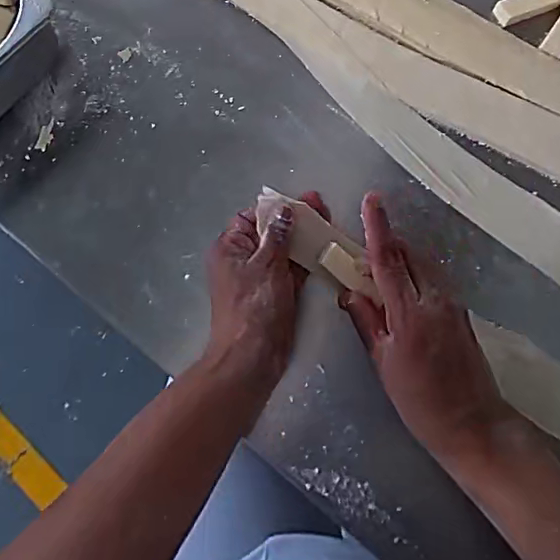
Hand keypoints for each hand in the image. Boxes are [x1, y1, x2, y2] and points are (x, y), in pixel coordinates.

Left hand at [199, 198, 308, 387]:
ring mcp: (264, 276)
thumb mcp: (265, 264)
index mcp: (230, 248)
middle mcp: (245, 259)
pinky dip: (309, 257)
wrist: (252, 358)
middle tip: (320, 204)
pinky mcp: (279, 291)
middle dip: (296, 218)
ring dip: (306, 235)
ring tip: (328, 218)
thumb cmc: (253, 307)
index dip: (276, 208)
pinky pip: (295, 267)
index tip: (300, 200)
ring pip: (286, 248)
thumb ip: (278, 234)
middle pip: (272, 231)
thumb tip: (285, 209)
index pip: (252, 217)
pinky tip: (326, 243)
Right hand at [338, 192, 515, 466]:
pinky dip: (414, 274)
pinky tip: (402, 292)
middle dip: (385, 242)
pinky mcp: (460, 309)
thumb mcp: (384, 365)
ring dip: (400, 258)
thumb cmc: (421, 403)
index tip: (371, 200)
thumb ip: (366, 322)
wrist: (475, 426)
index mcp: (409, 314)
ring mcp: (451, 302)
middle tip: (361, 252)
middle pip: (407, 254)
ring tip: (378, 274)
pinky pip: (432, 278)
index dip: (377, 227)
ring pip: (421, 263)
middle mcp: (434, 299)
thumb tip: (348, 291)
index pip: (388, 260)